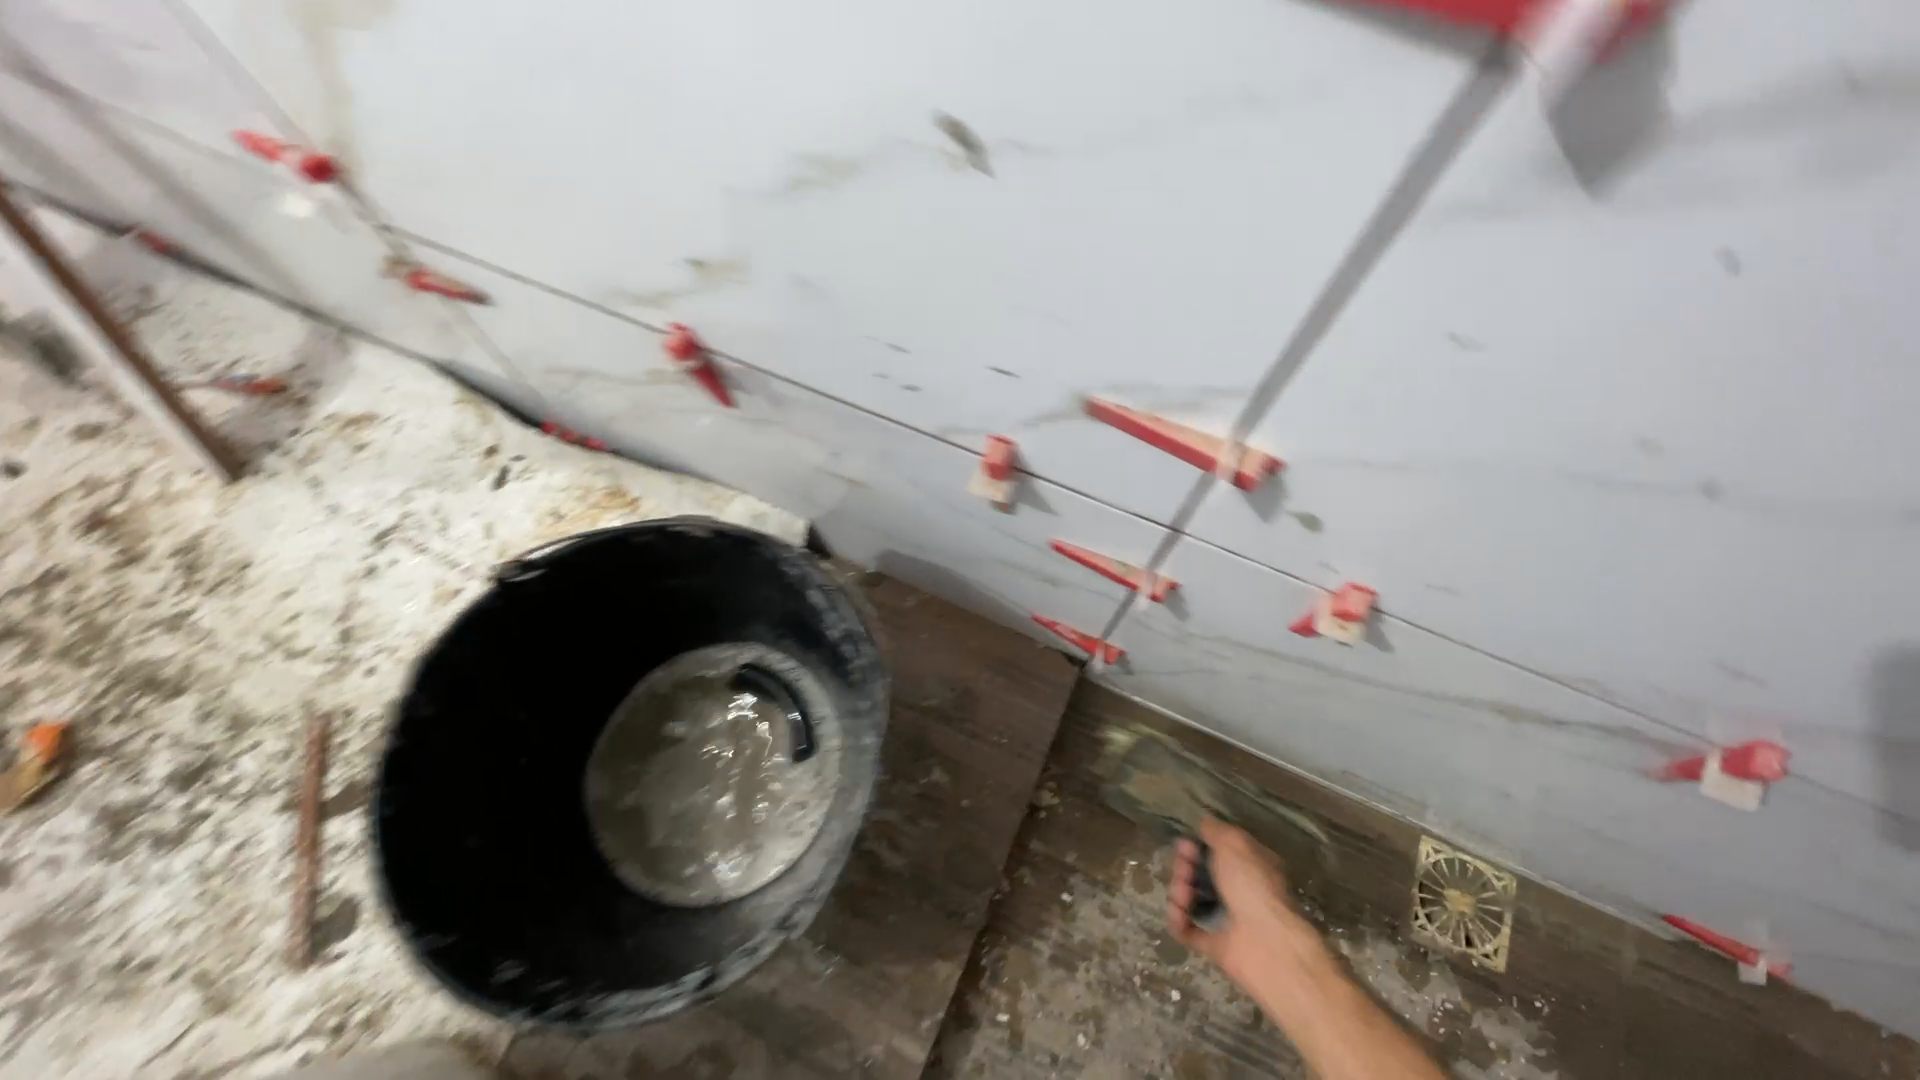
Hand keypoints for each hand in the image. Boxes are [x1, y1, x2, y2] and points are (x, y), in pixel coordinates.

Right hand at [1166, 817, 1323, 1001]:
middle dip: (1183, 868)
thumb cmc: (1254, 887)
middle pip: (1199, 873)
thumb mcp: (1236, 845)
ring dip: (1178, 893)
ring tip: (1183, 897)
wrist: (1266, 943)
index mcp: (1249, 865)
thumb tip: (1203, 824)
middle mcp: (1239, 890)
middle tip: (1184, 872)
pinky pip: (1187, 929)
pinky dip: (1178, 920)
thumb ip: (1216, 830)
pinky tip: (1179, 915)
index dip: (1197, 845)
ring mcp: (1226, 918)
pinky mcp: (1214, 944)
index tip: (1184, 844)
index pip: (1217, 850)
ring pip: (1190, 899)